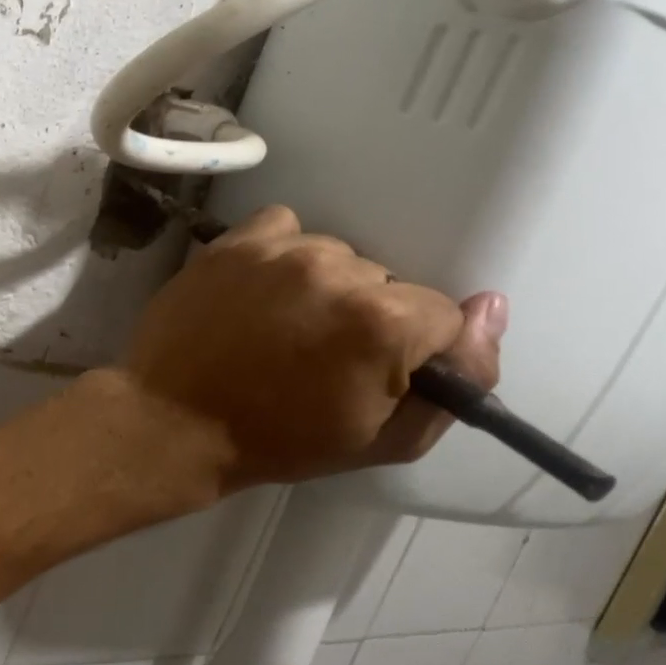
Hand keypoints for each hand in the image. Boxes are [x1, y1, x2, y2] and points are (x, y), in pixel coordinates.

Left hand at [123, 205, 506, 490]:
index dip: (417, 351)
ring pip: (333, 256)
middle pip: (383, 282)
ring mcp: (275, 251)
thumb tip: (491, 307)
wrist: (174, 417)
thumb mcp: (390, 435)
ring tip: (286, 324)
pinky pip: (281, 226)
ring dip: (324, 284)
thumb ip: (462, 375)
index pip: (440, 316)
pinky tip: (263, 287)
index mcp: (383, 319)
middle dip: (368, 316)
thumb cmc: (282, 438)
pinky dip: (282, 251)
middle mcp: (333, 270)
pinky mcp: (229, 242)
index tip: (377, 373)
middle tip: (321, 354)